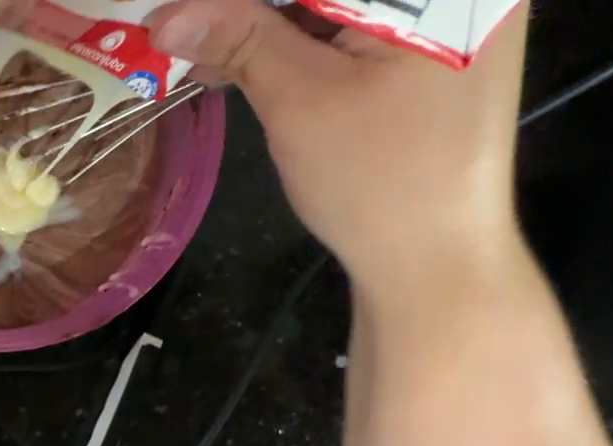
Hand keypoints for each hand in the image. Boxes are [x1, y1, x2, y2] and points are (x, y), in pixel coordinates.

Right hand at [145, 0, 527, 285]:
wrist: (430, 253)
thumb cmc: (377, 175)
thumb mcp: (301, 101)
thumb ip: (242, 42)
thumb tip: (167, 15)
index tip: (175, 13)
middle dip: (249, 6)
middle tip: (177, 28)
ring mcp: (445, 14)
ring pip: (332, 5)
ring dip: (261, 23)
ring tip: (193, 49)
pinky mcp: (424, 48)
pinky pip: (346, 28)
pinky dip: (289, 42)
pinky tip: (233, 63)